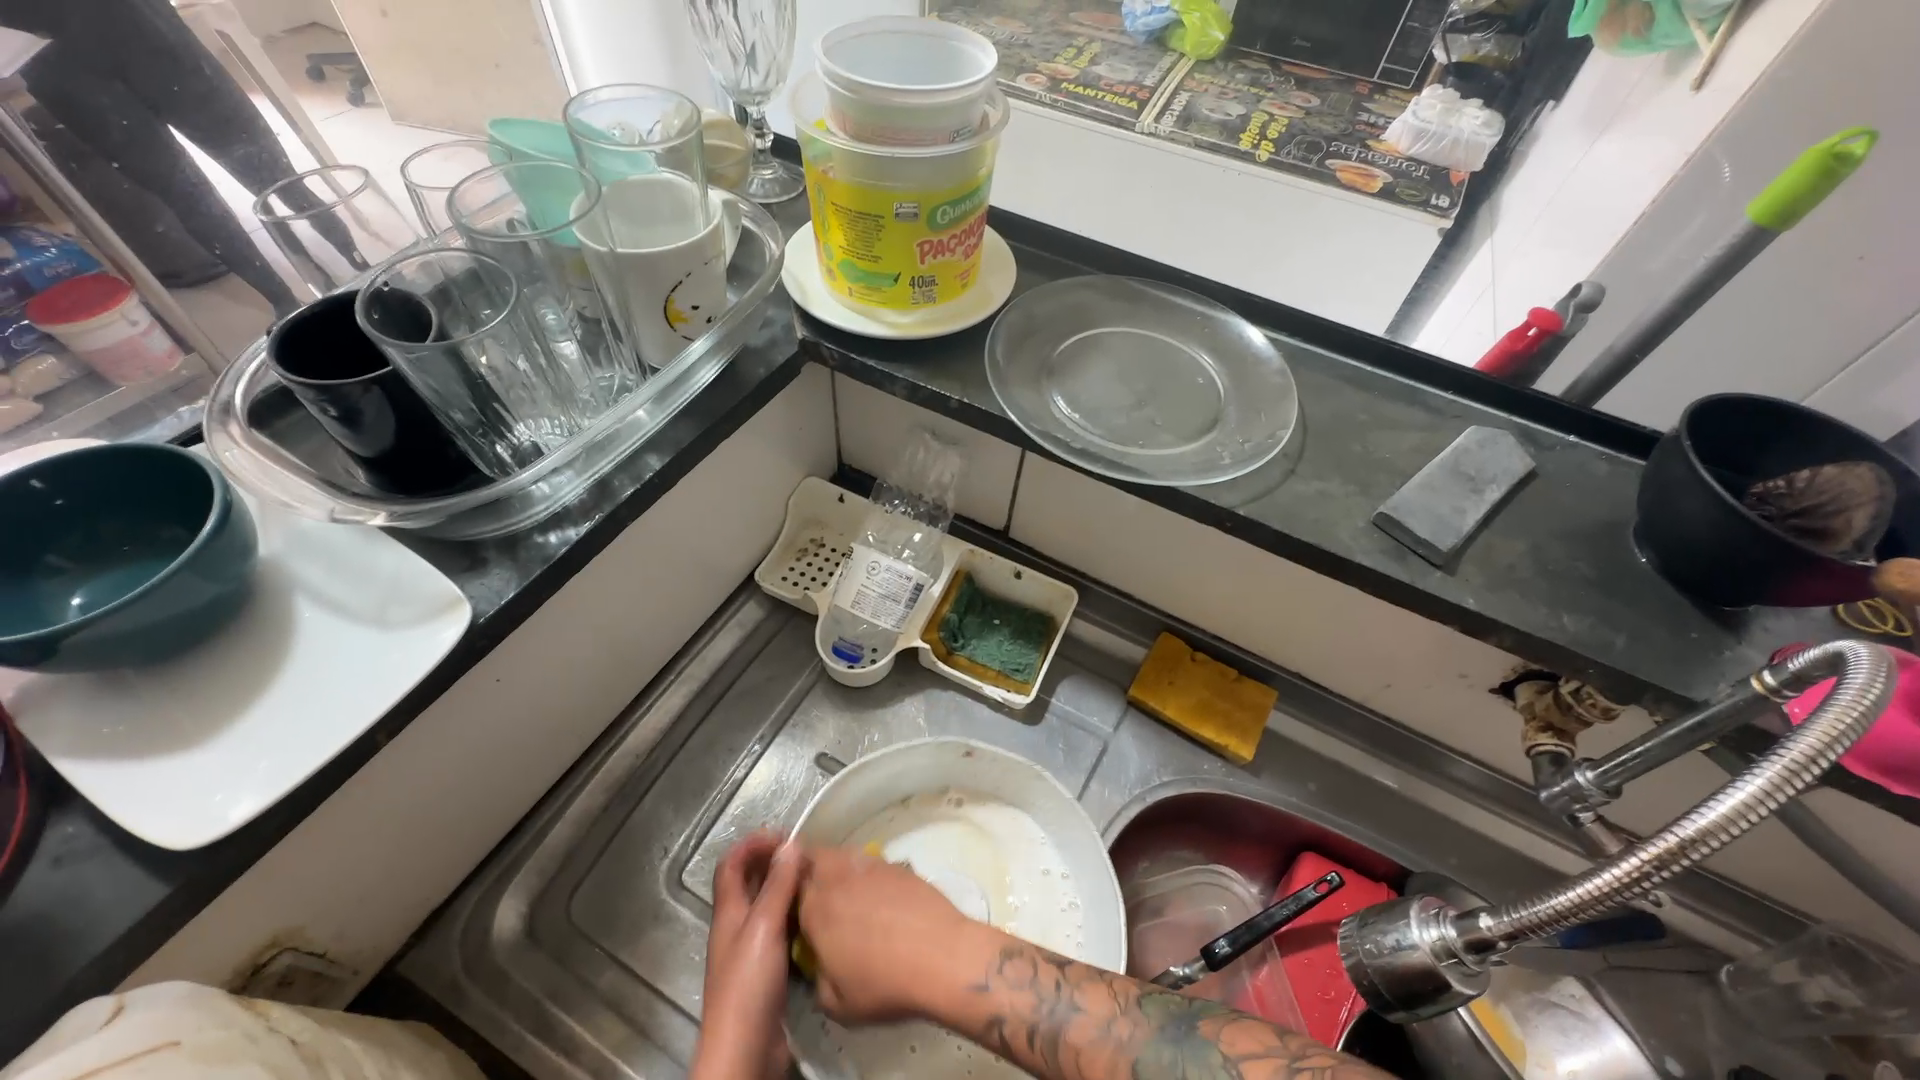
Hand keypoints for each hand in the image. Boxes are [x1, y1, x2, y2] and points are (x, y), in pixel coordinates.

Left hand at [693, 832, 803, 1079]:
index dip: (753, 844)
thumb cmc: (748, 985)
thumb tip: (791, 844)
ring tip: (820, 883)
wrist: (745, 1049)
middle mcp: (736, 928)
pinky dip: (797, 921)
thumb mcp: (764, 928)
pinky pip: (781, 935)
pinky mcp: (767, 974)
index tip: (786, 835)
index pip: (732, 864)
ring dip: (788, 891)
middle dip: (775, 864)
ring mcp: (751, 952)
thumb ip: (778, 887)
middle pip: (750, 884)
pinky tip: (820, 923)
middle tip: (810, 856)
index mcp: (729, 912)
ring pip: (768, 909)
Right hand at [795, 843, 975, 1024]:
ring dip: (836, 868)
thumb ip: (818, 981)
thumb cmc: (885, 984)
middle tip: (814, 893)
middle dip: (806, 869)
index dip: (787, 896)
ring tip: (846, 892)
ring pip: (841, 855)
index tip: (792, 909)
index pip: (786, 889)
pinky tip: (878, 896)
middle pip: (810, 858)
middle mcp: (836, 879)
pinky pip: (870, 863)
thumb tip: (820, 967)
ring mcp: (868, 867)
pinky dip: (866, 874)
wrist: (942, 957)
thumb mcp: (838, 1004)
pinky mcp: (896, 865)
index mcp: (813, 909)